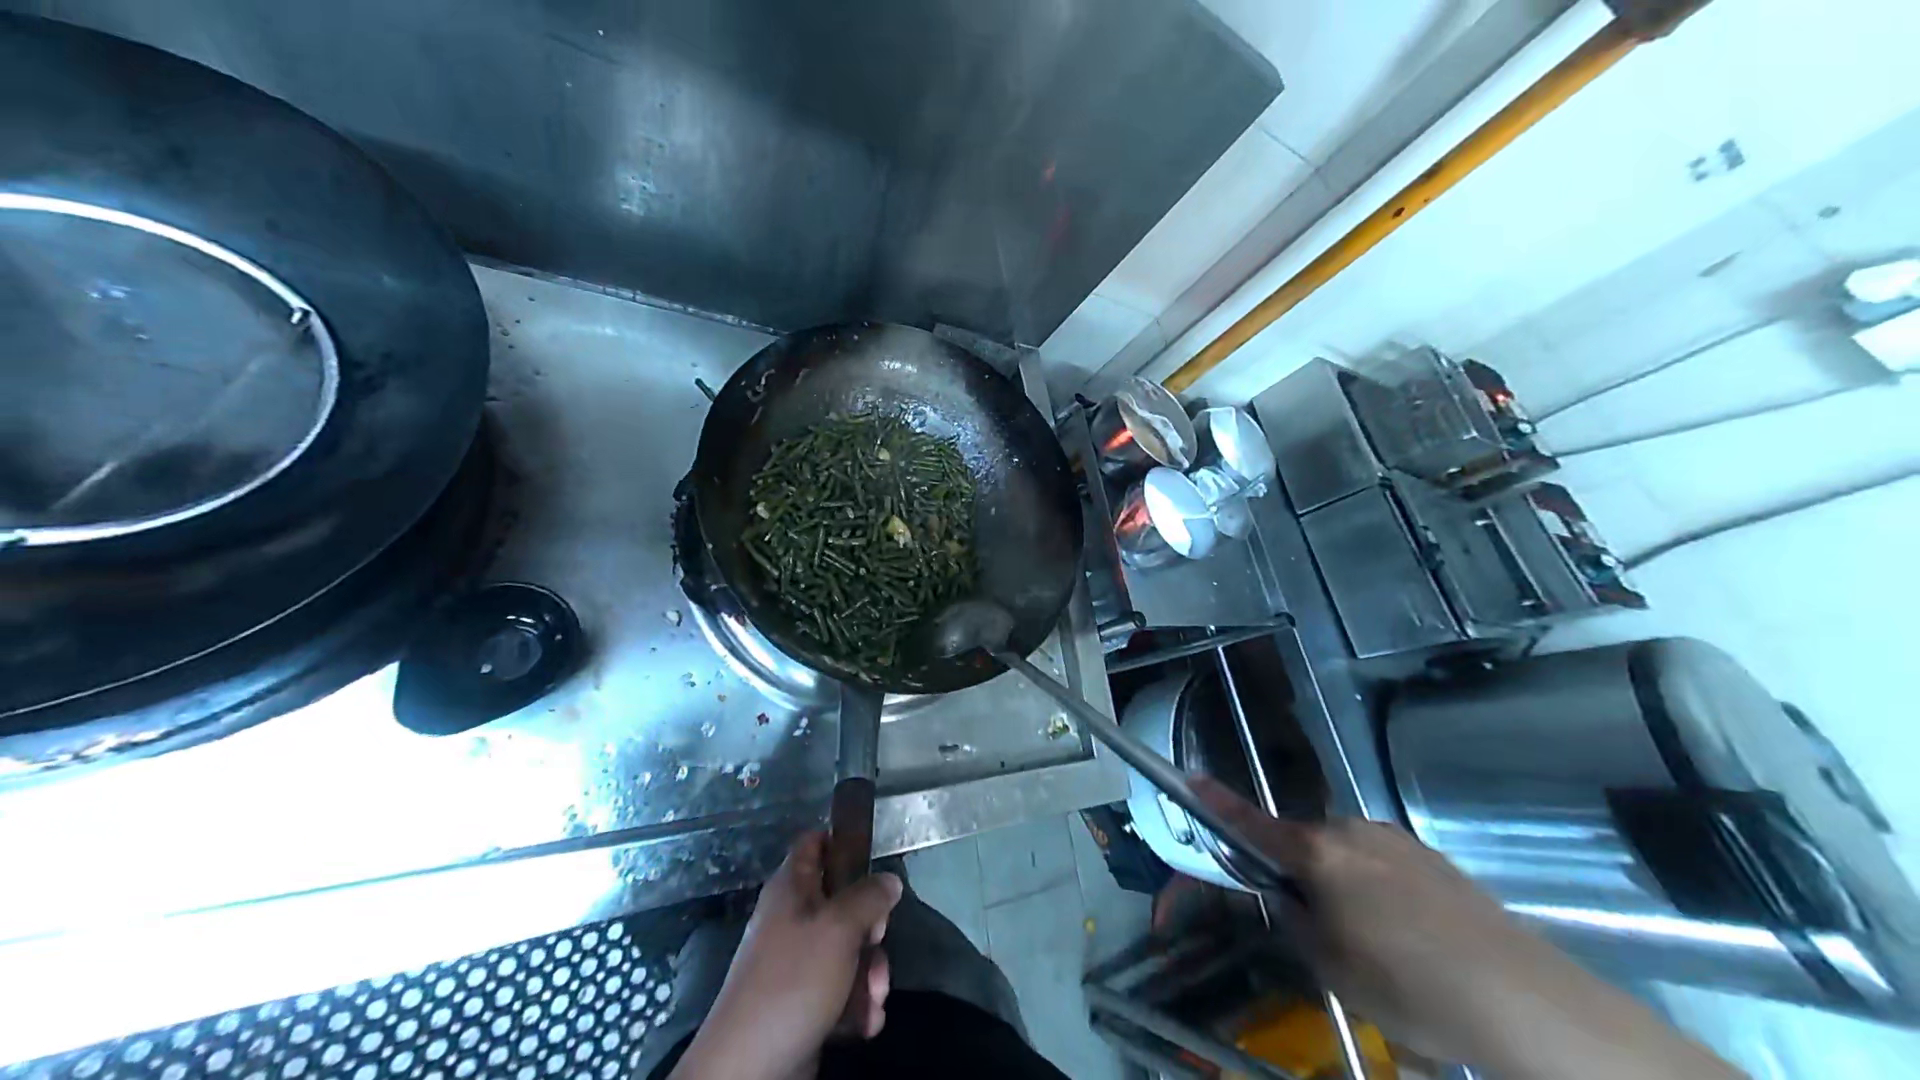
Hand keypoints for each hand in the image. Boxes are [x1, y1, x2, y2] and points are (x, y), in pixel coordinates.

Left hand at [670, 832, 902, 1079]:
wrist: (749, 1068)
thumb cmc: (794, 980)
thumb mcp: (839, 928)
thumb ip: (869, 897)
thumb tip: (889, 880)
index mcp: (791, 888)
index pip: (814, 843)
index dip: (842, 842)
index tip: (872, 859)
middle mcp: (793, 919)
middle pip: (844, 902)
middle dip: (872, 927)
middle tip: (877, 940)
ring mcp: (797, 963)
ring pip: (849, 950)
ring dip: (871, 974)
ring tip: (874, 997)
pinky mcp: (803, 1003)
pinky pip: (842, 990)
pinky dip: (858, 1004)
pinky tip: (865, 1022)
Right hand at [1191, 777, 1741, 1079]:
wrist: (1526, 1001)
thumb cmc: (1408, 985)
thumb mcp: (1331, 965)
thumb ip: (1296, 920)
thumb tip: (1290, 898)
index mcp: (1318, 854)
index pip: (1253, 824)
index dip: (1217, 803)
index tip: (1190, 778)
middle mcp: (1353, 832)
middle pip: (1304, 843)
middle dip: (1299, 873)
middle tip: (1316, 928)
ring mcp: (1397, 841)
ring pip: (1346, 855)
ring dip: (1341, 883)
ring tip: (1375, 944)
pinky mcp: (1433, 859)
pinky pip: (1383, 865)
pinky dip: (1378, 890)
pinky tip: (1410, 938)